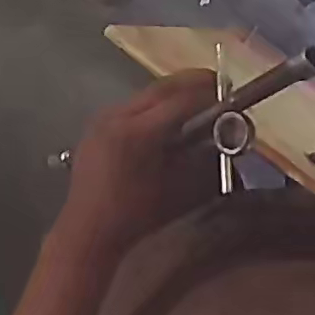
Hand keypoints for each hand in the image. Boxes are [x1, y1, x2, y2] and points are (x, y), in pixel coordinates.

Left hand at [53, 70, 217, 261]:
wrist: (87, 232)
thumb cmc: (135, 216)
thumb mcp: (178, 188)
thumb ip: (202, 156)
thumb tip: (223, 132)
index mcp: (138, 132)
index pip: (180, 100)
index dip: (207, 93)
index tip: (227, 89)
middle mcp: (118, 115)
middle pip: (161, 88)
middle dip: (191, 83)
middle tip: (215, 83)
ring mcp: (104, 118)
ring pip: (146, 94)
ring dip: (172, 93)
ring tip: (195, 97)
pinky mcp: (97, 125)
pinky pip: (132, 106)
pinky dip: (154, 106)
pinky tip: (166, 116)